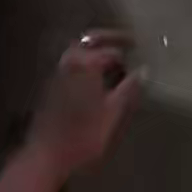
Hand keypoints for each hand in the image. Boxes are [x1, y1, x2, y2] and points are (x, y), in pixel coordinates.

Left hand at [25, 30, 141, 176]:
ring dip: (98, 46)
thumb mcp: (112, 115)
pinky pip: (73, 58)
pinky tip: (98, 72)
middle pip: (92, 38)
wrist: (47, 153)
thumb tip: (144, 71)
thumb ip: (128, 90)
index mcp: (85, 64)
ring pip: (80, 47)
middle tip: (130, 41)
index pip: (112, 50)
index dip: (128, 54)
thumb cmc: (83, 136)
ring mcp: (59, 68)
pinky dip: (87, 57)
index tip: (142, 53)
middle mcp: (70, 59)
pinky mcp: (53, 80)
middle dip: (111, 37)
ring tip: (116, 57)